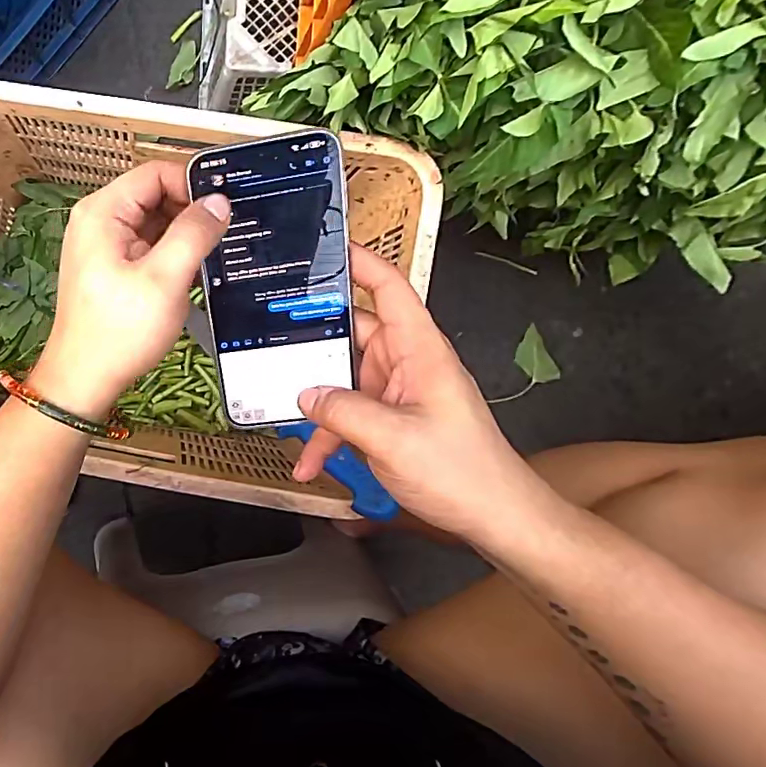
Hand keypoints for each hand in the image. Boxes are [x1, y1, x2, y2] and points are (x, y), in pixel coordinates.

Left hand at [30, 161, 229, 419]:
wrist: (85, 379)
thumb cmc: (118, 332)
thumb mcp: (164, 279)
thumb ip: (194, 233)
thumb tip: (218, 202)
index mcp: (103, 212)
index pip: (155, 173)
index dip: (192, 185)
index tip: (222, 209)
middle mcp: (98, 221)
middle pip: (155, 195)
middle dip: (190, 213)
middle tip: (219, 239)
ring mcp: (103, 244)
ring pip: (155, 222)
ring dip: (183, 237)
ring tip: (205, 261)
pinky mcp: (112, 266)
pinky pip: (148, 245)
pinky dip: (171, 254)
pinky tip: (187, 275)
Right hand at [290, 244, 558, 541]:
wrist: (494, 518)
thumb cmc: (464, 473)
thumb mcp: (393, 439)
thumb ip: (341, 411)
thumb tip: (304, 395)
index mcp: (419, 350)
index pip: (389, 288)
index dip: (360, 262)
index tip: (326, 248)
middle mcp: (405, 362)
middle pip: (353, 331)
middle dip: (314, 336)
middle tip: (271, 331)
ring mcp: (394, 390)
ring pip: (342, 376)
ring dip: (315, 397)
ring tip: (280, 404)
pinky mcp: (387, 417)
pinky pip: (347, 414)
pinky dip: (326, 434)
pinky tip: (309, 460)